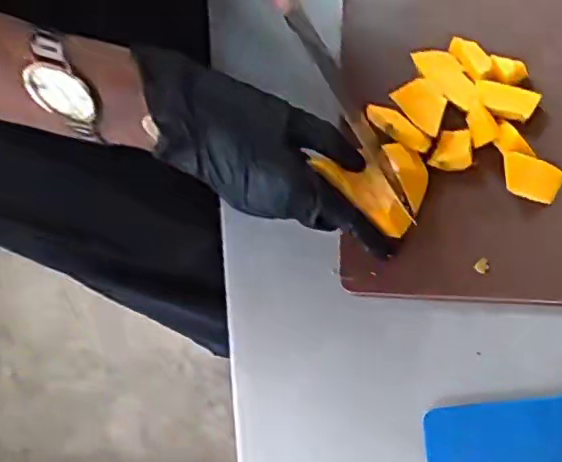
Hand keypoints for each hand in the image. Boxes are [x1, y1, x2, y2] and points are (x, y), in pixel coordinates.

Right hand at [132, 47, 394, 257]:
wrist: (172, 112)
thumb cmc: (232, 110)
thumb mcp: (289, 120)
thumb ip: (329, 144)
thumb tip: (360, 165)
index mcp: (299, 190)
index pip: (346, 218)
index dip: (370, 234)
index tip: (389, 251)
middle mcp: (285, 209)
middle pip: (327, 216)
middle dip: (342, 206)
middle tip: (353, 186)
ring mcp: (265, 210)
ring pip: (306, 210)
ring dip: (317, 196)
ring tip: (316, 168)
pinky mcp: (249, 203)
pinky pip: (285, 203)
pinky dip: (295, 190)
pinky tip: (286, 166)